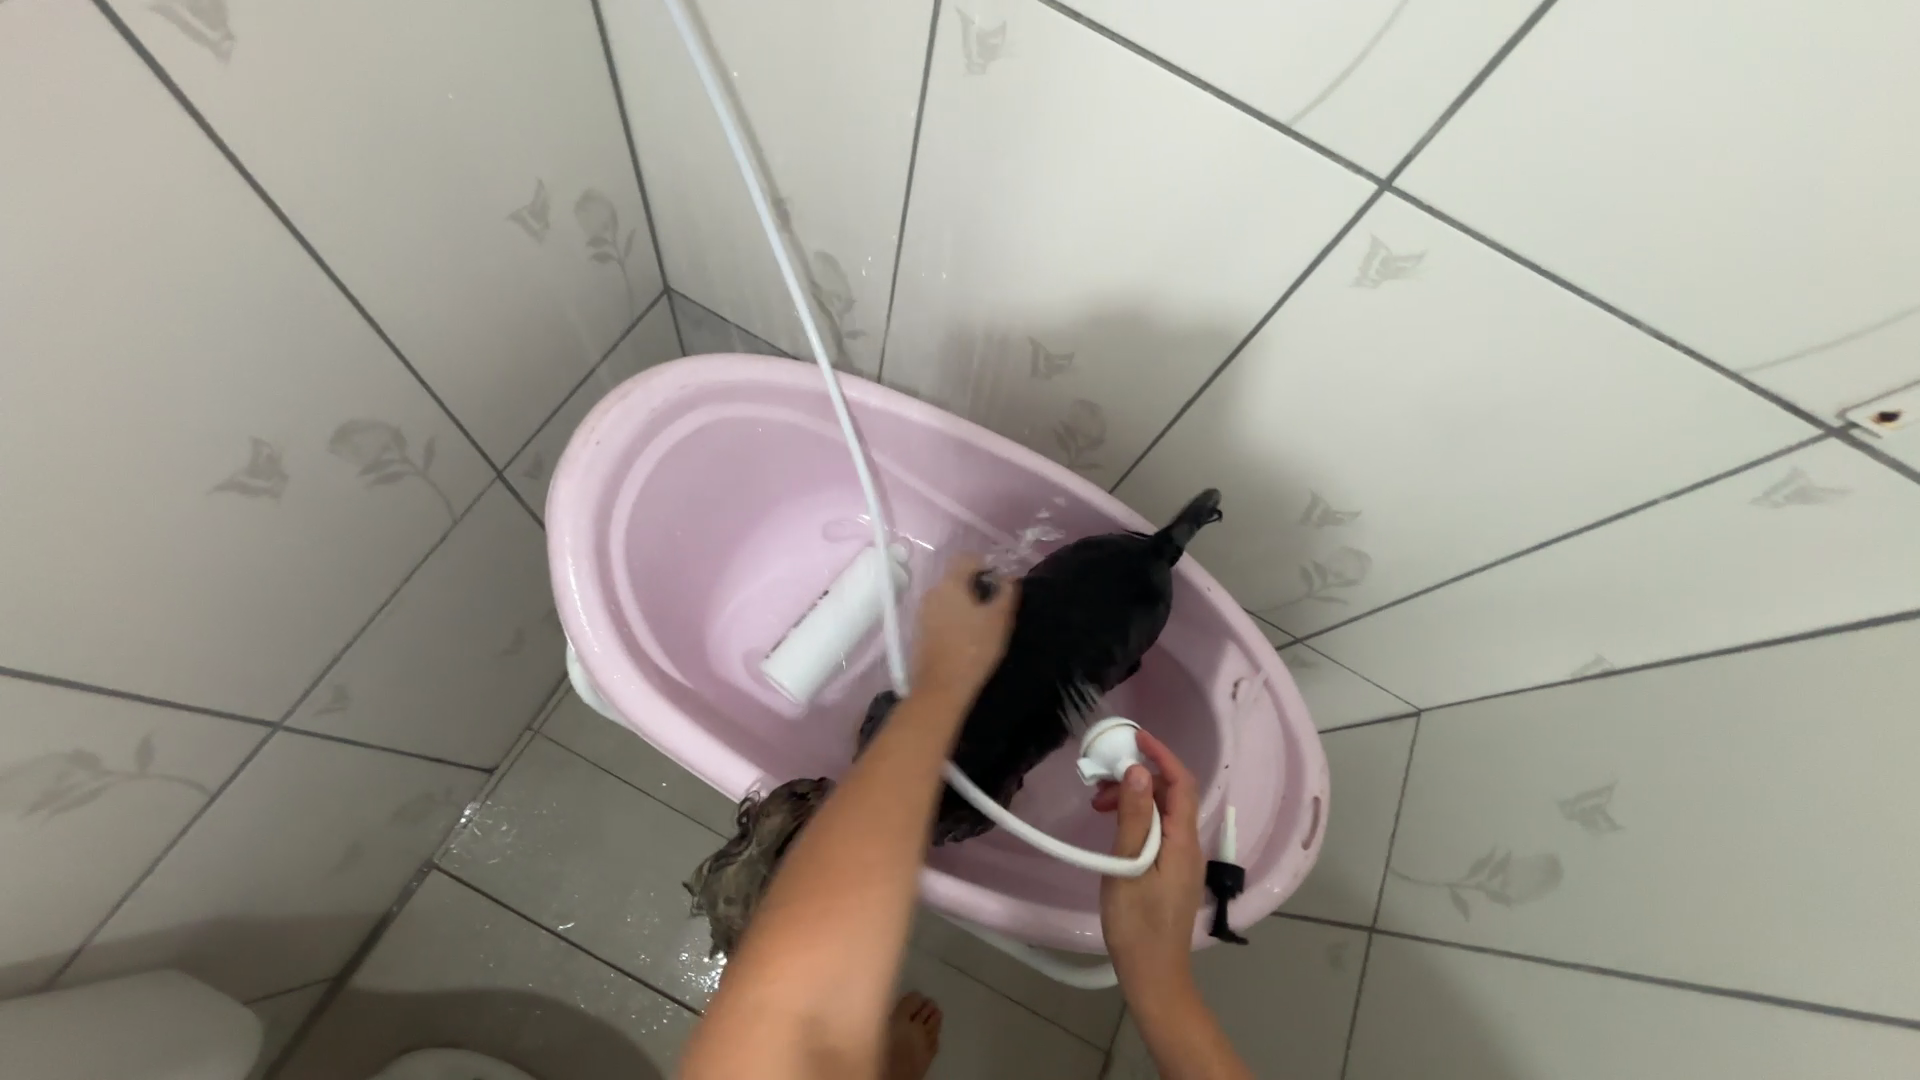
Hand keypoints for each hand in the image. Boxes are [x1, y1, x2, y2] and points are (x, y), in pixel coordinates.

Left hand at [909, 555, 1017, 701]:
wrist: (941, 687)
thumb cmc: (974, 649)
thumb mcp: (999, 619)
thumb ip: (1007, 592)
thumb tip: (1009, 577)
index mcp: (949, 583)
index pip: (968, 558)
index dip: (988, 565)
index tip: (1003, 583)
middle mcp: (932, 591)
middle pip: (957, 577)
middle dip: (978, 585)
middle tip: (997, 604)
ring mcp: (922, 611)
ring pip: (949, 596)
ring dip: (966, 602)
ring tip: (984, 622)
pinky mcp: (920, 630)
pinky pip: (941, 612)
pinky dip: (955, 616)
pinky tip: (967, 635)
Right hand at [1094, 730, 1203, 993]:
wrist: (1153, 976)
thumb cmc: (1137, 923)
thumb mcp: (1127, 865)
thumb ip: (1134, 817)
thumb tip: (1138, 770)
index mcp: (1183, 841)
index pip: (1180, 783)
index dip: (1161, 755)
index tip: (1135, 737)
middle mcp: (1189, 845)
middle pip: (1171, 794)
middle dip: (1138, 777)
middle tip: (1101, 784)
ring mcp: (1182, 860)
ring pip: (1162, 812)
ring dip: (1134, 799)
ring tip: (1100, 807)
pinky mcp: (1171, 872)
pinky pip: (1158, 830)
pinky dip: (1136, 818)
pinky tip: (1113, 828)